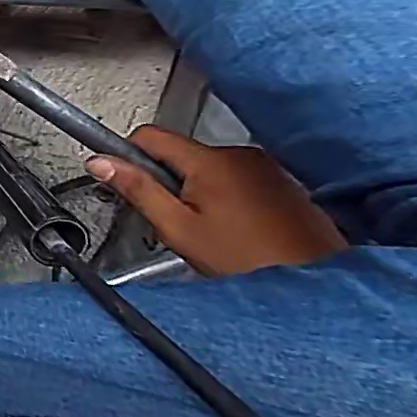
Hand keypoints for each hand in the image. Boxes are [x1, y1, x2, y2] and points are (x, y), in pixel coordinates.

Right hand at [86, 126, 346, 276]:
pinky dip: (221, 195)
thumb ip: (136, 189)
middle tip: (171, 216)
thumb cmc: (248, 258)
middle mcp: (238, 154)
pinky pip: (231, 176)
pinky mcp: (278, 179)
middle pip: (177, 153)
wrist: (316, 281)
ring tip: (205, 226)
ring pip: (204, 166)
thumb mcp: (177, 227)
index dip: (128, 155)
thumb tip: (101, 163)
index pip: (149, 136)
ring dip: (194, 189)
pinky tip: (230, 226)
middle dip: (165, 180)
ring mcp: (262, 165)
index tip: (124, 178)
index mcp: (209, 161)